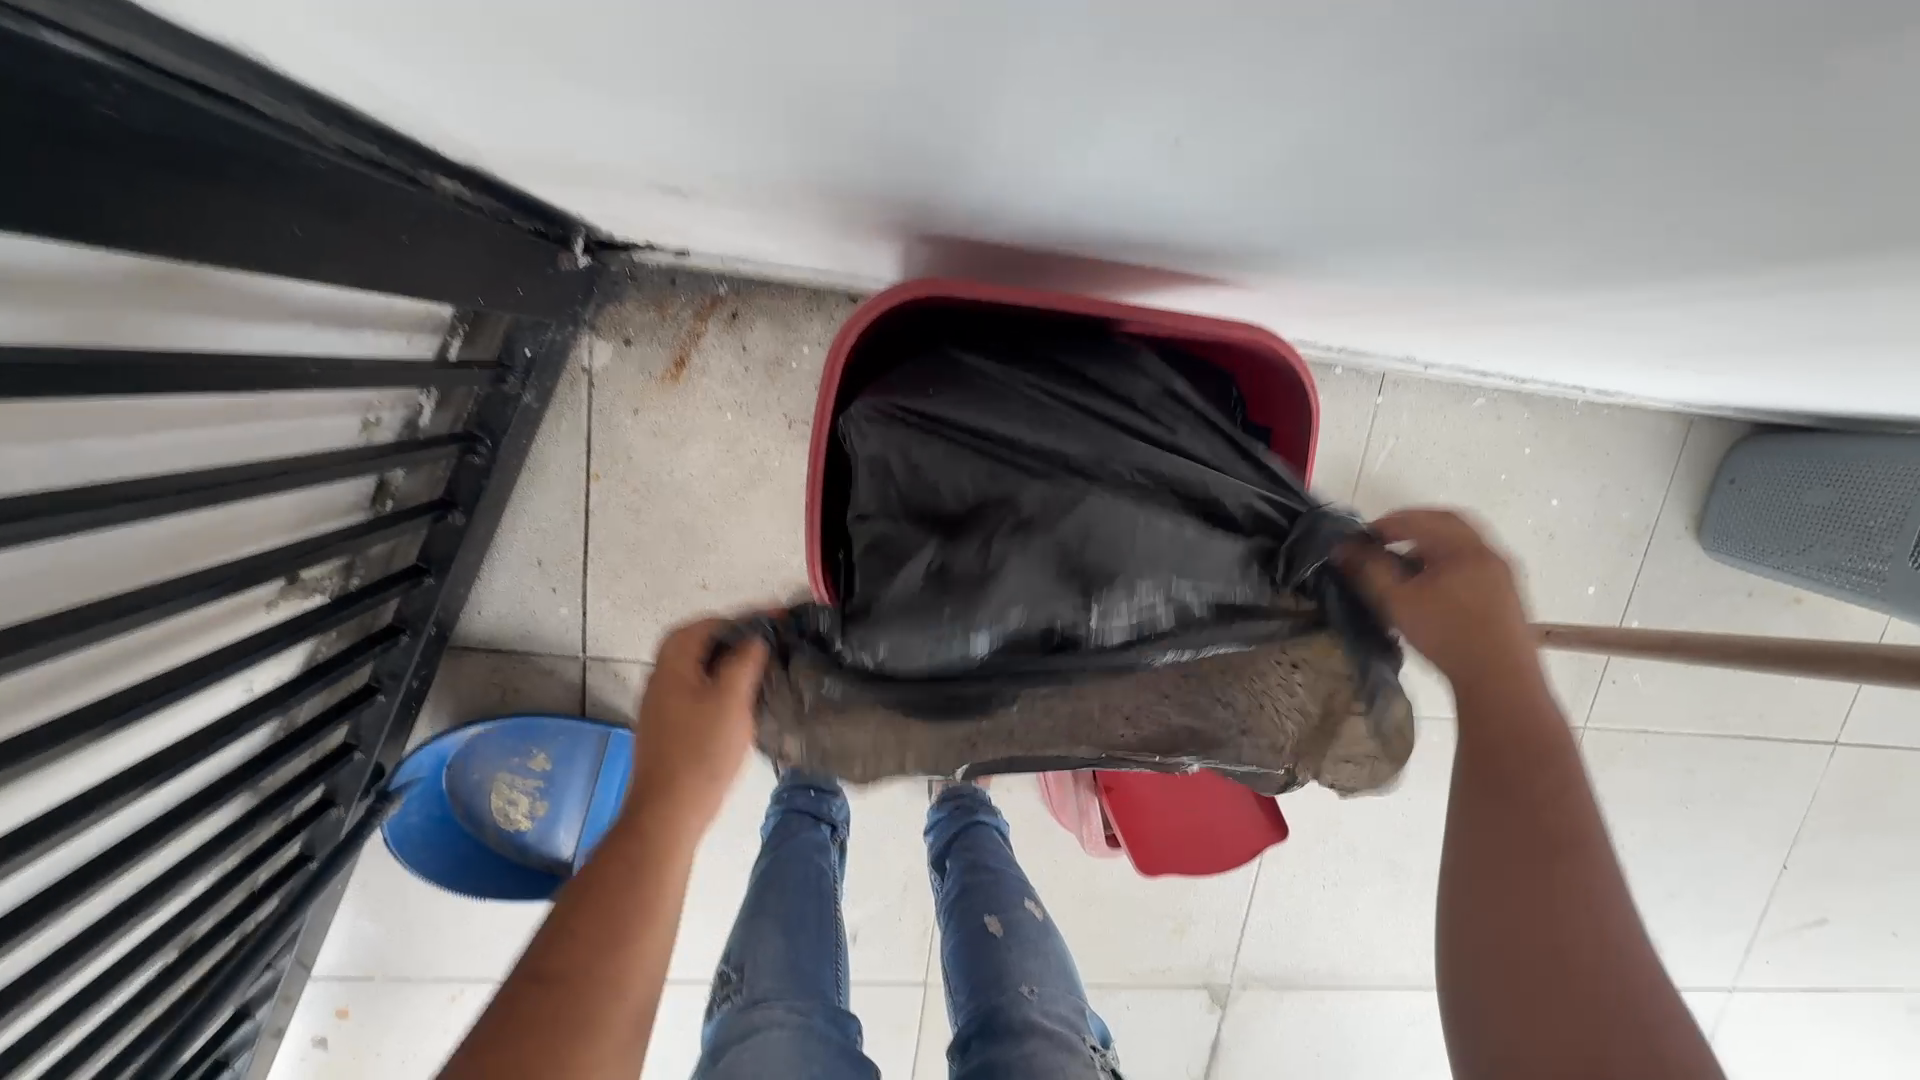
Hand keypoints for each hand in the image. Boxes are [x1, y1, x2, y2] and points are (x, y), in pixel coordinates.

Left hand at [623, 616, 769, 838]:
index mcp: (672, 666)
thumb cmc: (702, 752)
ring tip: (760, 666)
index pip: (704, 624)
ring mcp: (661, 706)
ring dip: (726, 661)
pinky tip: (741, 700)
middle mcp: (660, 680)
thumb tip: (755, 638)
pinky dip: (719, 684)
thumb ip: (744, 661)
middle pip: (695, 644)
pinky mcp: (668, 728)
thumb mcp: (731, 700)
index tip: (773, 620)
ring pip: (696, 669)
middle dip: (732, 636)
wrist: (669, 812)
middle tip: (766, 640)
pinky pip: (696, 691)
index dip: (739, 617)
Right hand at [1338, 509, 1541, 694]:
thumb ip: (1368, 570)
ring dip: (1430, 545)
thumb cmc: (1446, 635)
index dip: (1386, 523)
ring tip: (1404, 564)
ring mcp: (1502, 573)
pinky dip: (1446, 562)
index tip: (1363, 537)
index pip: (1420, 519)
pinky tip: (1430, 587)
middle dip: (1412, 527)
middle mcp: (1488, 552)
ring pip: (1461, 545)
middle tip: (1384, 539)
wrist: (1500, 679)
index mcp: (1464, 547)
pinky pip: (1471, 563)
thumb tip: (1342, 548)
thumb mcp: (1397, 601)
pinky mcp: (1507, 594)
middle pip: (1447, 524)